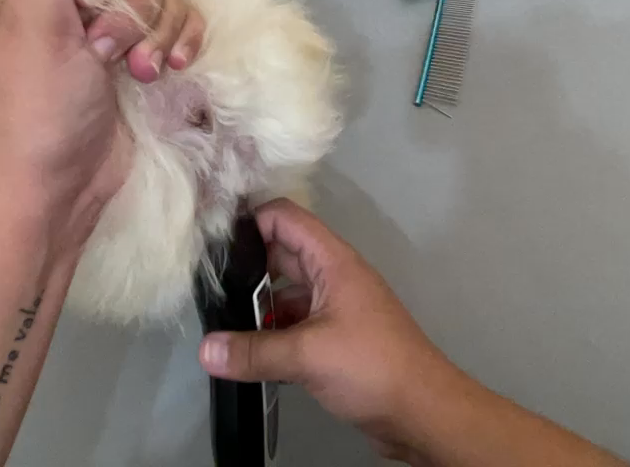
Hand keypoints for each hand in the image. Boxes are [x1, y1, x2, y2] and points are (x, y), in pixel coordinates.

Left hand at [0, 0, 206, 245]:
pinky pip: (179, 23)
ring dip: (162, 29)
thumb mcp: (34, 23)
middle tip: (114, 50)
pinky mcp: (140, 56)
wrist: (58, 188)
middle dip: (140, 7)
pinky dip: (183, 40)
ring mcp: (109, 29)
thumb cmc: (35, 104)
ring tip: (144, 70)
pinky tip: (173, 67)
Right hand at [197, 200, 460, 457]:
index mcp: (331, 259)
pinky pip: (296, 321)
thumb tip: (205, 351)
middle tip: (207, 280)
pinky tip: (249, 348)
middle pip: (283, 252)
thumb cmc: (371, 365)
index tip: (213, 236)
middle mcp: (333, 274)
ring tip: (220, 316)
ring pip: (288, 290)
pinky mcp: (336, 337)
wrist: (423, 412)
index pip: (285, 217)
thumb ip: (255, 351)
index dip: (250, 219)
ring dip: (259, 302)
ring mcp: (335, 306)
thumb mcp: (308, 354)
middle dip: (248, 263)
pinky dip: (274, 329)